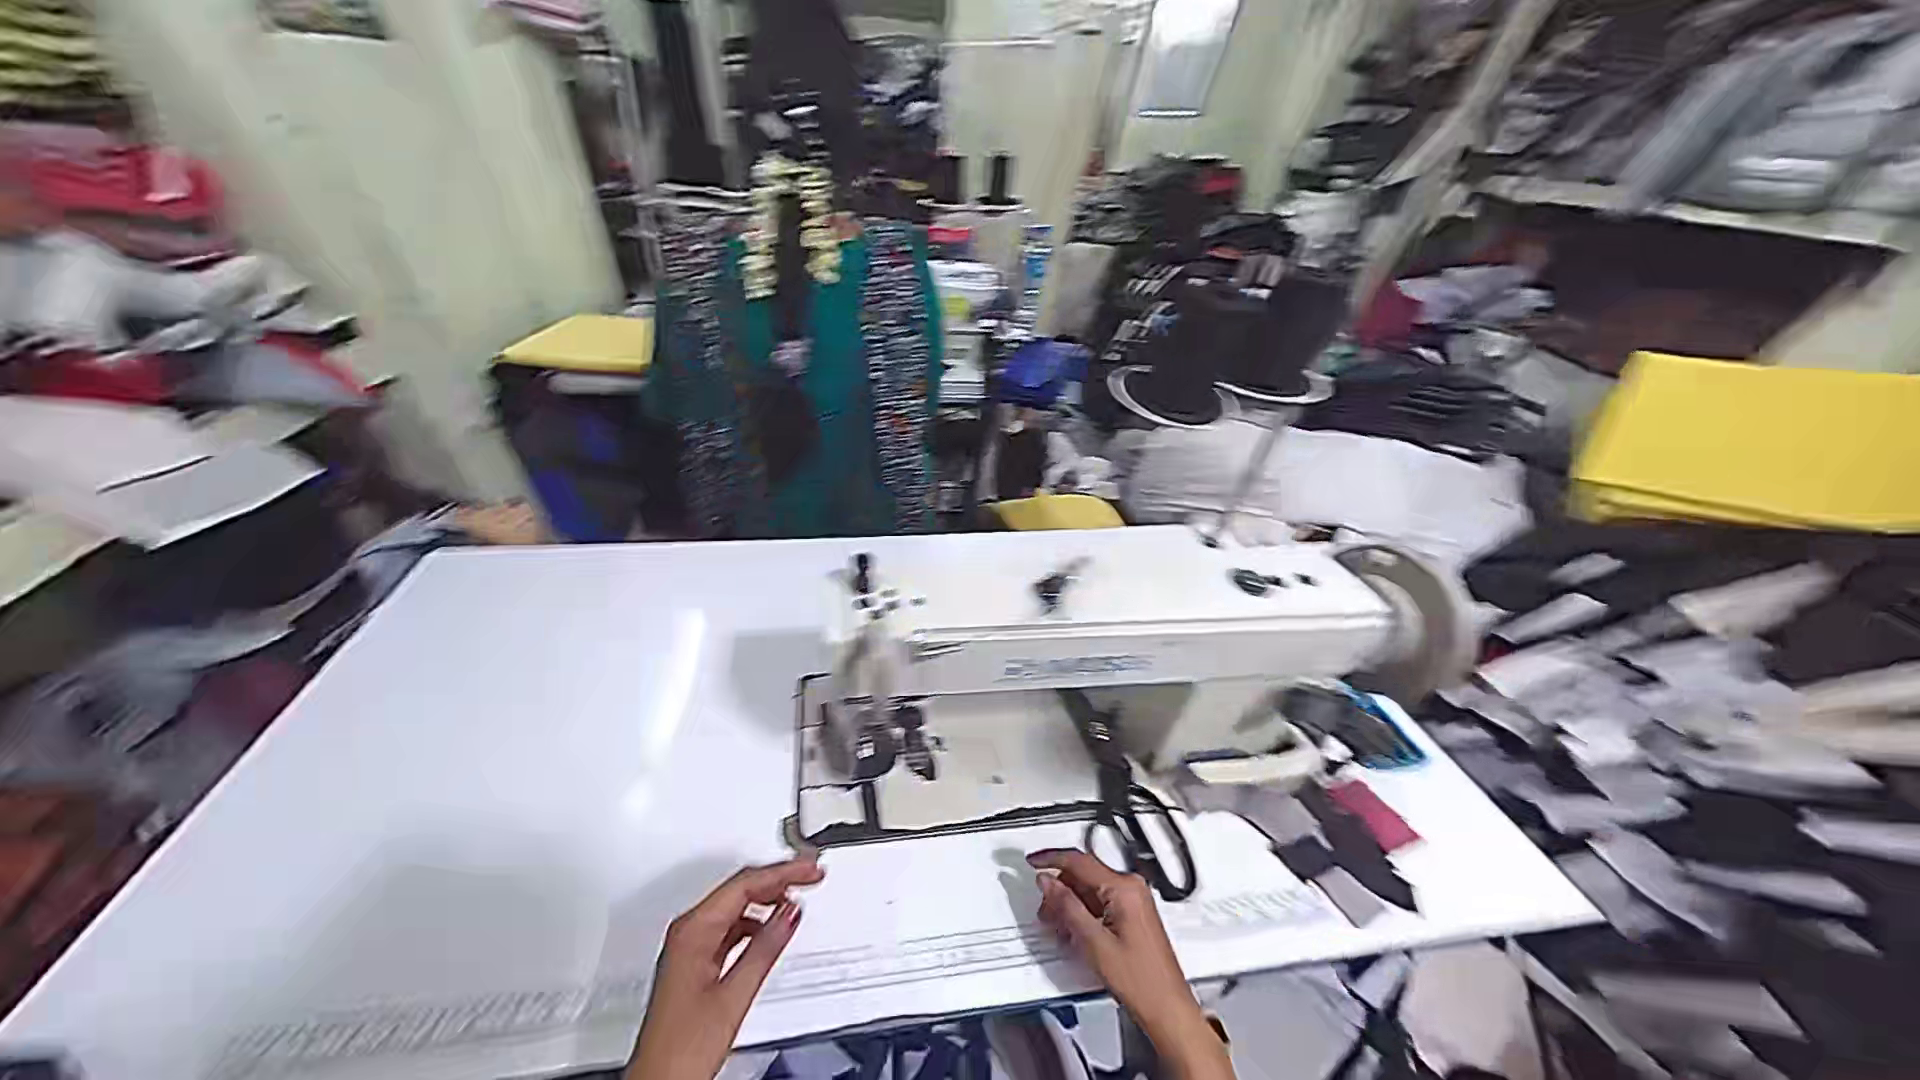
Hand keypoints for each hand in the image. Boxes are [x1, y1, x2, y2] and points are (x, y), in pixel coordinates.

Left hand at [626, 858, 825, 1079]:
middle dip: (778, 878)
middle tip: (810, 873)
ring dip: (768, 896)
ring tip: (798, 892)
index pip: (745, 884)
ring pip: (735, 904)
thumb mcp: (734, 996)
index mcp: (693, 931)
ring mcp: (689, 946)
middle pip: (739, 888)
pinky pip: (730, 924)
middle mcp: (688, 932)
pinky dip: (756, 918)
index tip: (810, 869)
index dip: (782, 872)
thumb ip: (765, 948)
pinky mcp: (695, 961)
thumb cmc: (682, 1052)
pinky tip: (772, 925)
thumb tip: (790, 911)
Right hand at [1027, 850, 1231, 1079]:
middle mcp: (1132, 887)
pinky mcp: (1134, 912)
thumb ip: (1066, 906)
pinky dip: (1084, 910)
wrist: (1167, 1009)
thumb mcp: (1093, 942)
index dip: (1051, 859)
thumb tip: (1048, 881)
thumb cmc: (1141, 981)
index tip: (1034, 860)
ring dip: (1070, 902)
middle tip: (1044, 907)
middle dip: (1060, 889)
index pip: (1079, 861)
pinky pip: (1101, 899)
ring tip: (1058, 925)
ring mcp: (1135, 899)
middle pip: (1084, 873)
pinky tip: (1075, 930)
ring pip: (1091, 887)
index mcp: (1124, 888)